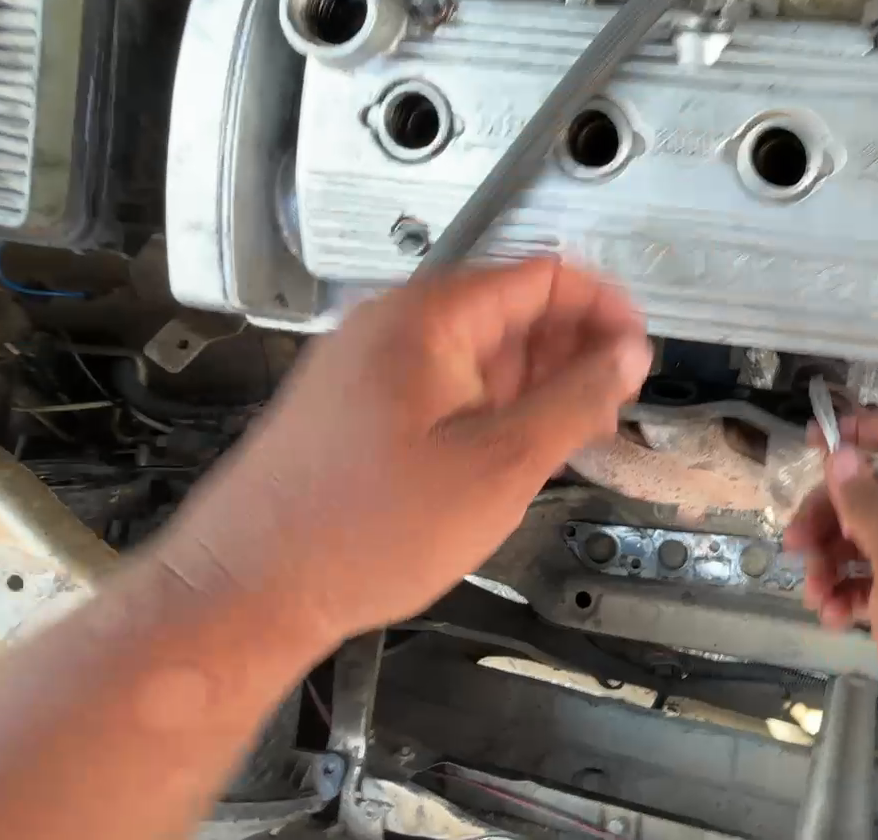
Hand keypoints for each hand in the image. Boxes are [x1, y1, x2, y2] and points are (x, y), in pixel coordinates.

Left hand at [150, 259, 651, 644]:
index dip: (604, 307)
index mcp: (429, 318)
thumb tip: (630, 354)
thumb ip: (578, 399)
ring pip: (489, 349)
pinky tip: (525, 442)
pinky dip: (502, 402)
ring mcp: (380, 364)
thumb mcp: (501, 464)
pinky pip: (457, 381)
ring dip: (544, 379)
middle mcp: (399, 325)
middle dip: (577, 348)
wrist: (239, 599)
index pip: (543, 278)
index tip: (638, 350)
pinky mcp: (370, 403)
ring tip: (580, 428)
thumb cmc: (365, 532)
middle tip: (615, 399)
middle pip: (516, 309)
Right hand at [784, 410, 877, 762]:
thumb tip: (840, 453)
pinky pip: (866, 582)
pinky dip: (844, 593)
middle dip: (828, 514)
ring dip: (829, 560)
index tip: (811, 441)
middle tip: (794, 543)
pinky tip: (833, 617)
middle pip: (869, 493)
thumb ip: (869, 503)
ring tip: (814, 594)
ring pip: (860, 540)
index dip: (857, 431)